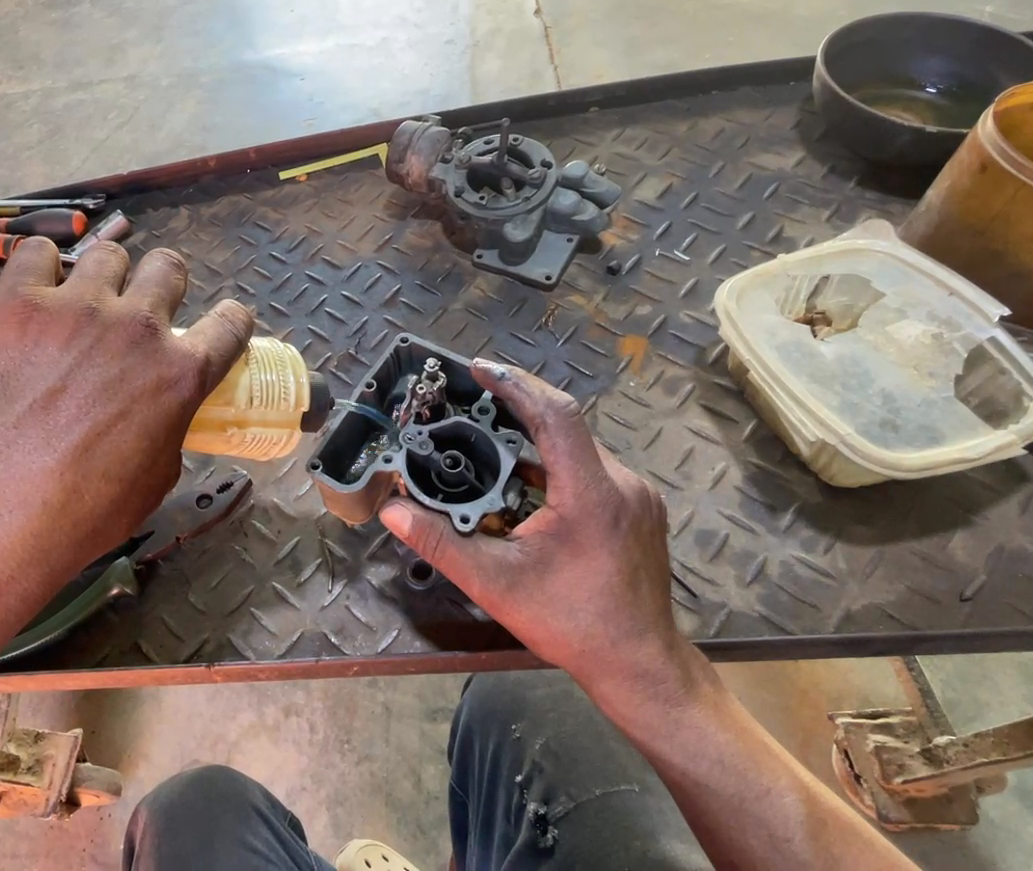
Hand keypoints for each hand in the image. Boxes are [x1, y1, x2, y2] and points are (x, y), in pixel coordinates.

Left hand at [0, 239, 253, 570]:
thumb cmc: (78, 515)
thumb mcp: (153, 481)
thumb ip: (167, 430)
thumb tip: (157, 414)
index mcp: (180, 374)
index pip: (231, 324)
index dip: (229, 321)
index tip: (217, 325)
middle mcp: (138, 328)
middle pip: (168, 268)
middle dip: (160, 286)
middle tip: (135, 313)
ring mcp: (77, 308)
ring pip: (108, 254)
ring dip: (103, 276)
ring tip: (78, 303)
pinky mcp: (18, 303)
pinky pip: (37, 253)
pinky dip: (39, 268)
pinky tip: (31, 292)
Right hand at [380, 361, 702, 708]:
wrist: (640, 663)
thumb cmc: (570, 623)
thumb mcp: (495, 584)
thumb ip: (440, 543)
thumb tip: (392, 511)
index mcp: (591, 493)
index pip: (555, 416)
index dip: (515, 385)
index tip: (479, 368)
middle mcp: (621, 483)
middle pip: (567, 423)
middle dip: (520, 402)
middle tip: (475, 391)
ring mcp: (636, 495)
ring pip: (579, 445)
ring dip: (537, 432)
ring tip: (491, 426)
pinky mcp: (638, 508)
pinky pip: (591, 466)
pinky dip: (554, 459)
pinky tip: (525, 474)